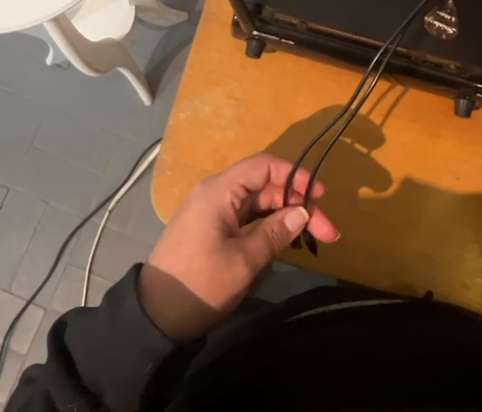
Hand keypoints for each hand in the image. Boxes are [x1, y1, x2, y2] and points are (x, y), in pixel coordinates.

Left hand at [138, 153, 340, 339]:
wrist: (154, 315)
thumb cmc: (199, 283)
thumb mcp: (243, 261)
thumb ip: (275, 233)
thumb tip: (302, 213)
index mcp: (220, 191)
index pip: (264, 166)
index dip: (295, 175)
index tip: (320, 196)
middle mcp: (216, 192)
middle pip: (265, 185)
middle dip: (297, 202)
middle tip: (327, 232)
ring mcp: (213, 210)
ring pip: (258, 201)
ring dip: (286, 214)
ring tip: (315, 236)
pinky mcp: (213, 227)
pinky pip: (247, 215)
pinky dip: (269, 223)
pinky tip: (288, 237)